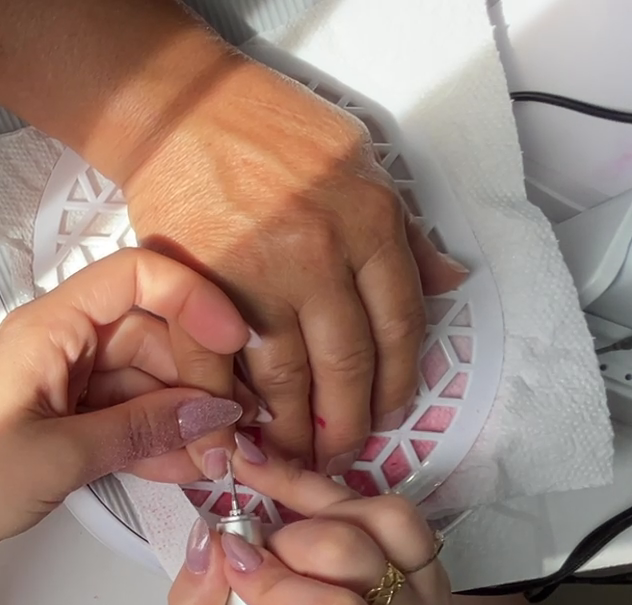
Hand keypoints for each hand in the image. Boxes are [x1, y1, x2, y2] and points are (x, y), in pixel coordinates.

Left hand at [0, 249, 248, 574]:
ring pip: (136, 382)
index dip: (193, 299)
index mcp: (48, 327)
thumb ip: (141, 430)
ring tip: (214, 463)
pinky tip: (180, 468)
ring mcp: (56, 383)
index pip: (135, 277)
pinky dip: (145, 439)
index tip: (236, 344)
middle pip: (147, 335)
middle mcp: (55, 343)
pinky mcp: (54, 419)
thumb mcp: (61, 456)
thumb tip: (214, 416)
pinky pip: (114, 416)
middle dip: (193, 380)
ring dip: (175, 419)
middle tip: (230, 435)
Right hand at [113, 49, 468, 476]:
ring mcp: (256, 280)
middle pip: (345, 364)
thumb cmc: (270, 133)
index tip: (384, 417)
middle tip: (335, 459)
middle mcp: (320, 259)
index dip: (393, 384)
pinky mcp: (198, 293)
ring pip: (284, 376)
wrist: (184, 117)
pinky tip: (226, 433)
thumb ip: (402, 230)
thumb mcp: (362, 164)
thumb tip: (447, 282)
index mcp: (369, 225)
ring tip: (288, 460)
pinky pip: (214, 365)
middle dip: (343, 423)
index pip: (398, 326)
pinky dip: (219, 406)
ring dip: (287, 428)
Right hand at [167, 448, 450, 604]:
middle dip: (282, 541)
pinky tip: (288, 490)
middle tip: (251, 554)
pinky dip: (331, 492)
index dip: (273, 581)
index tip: (231, 560)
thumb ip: (200, 604)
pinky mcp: (431, 562)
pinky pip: (389, 508)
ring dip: (312, 508)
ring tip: (272, 518)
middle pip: (348, 553)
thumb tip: (209, 541)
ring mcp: (428, 595)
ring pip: (380, 518)